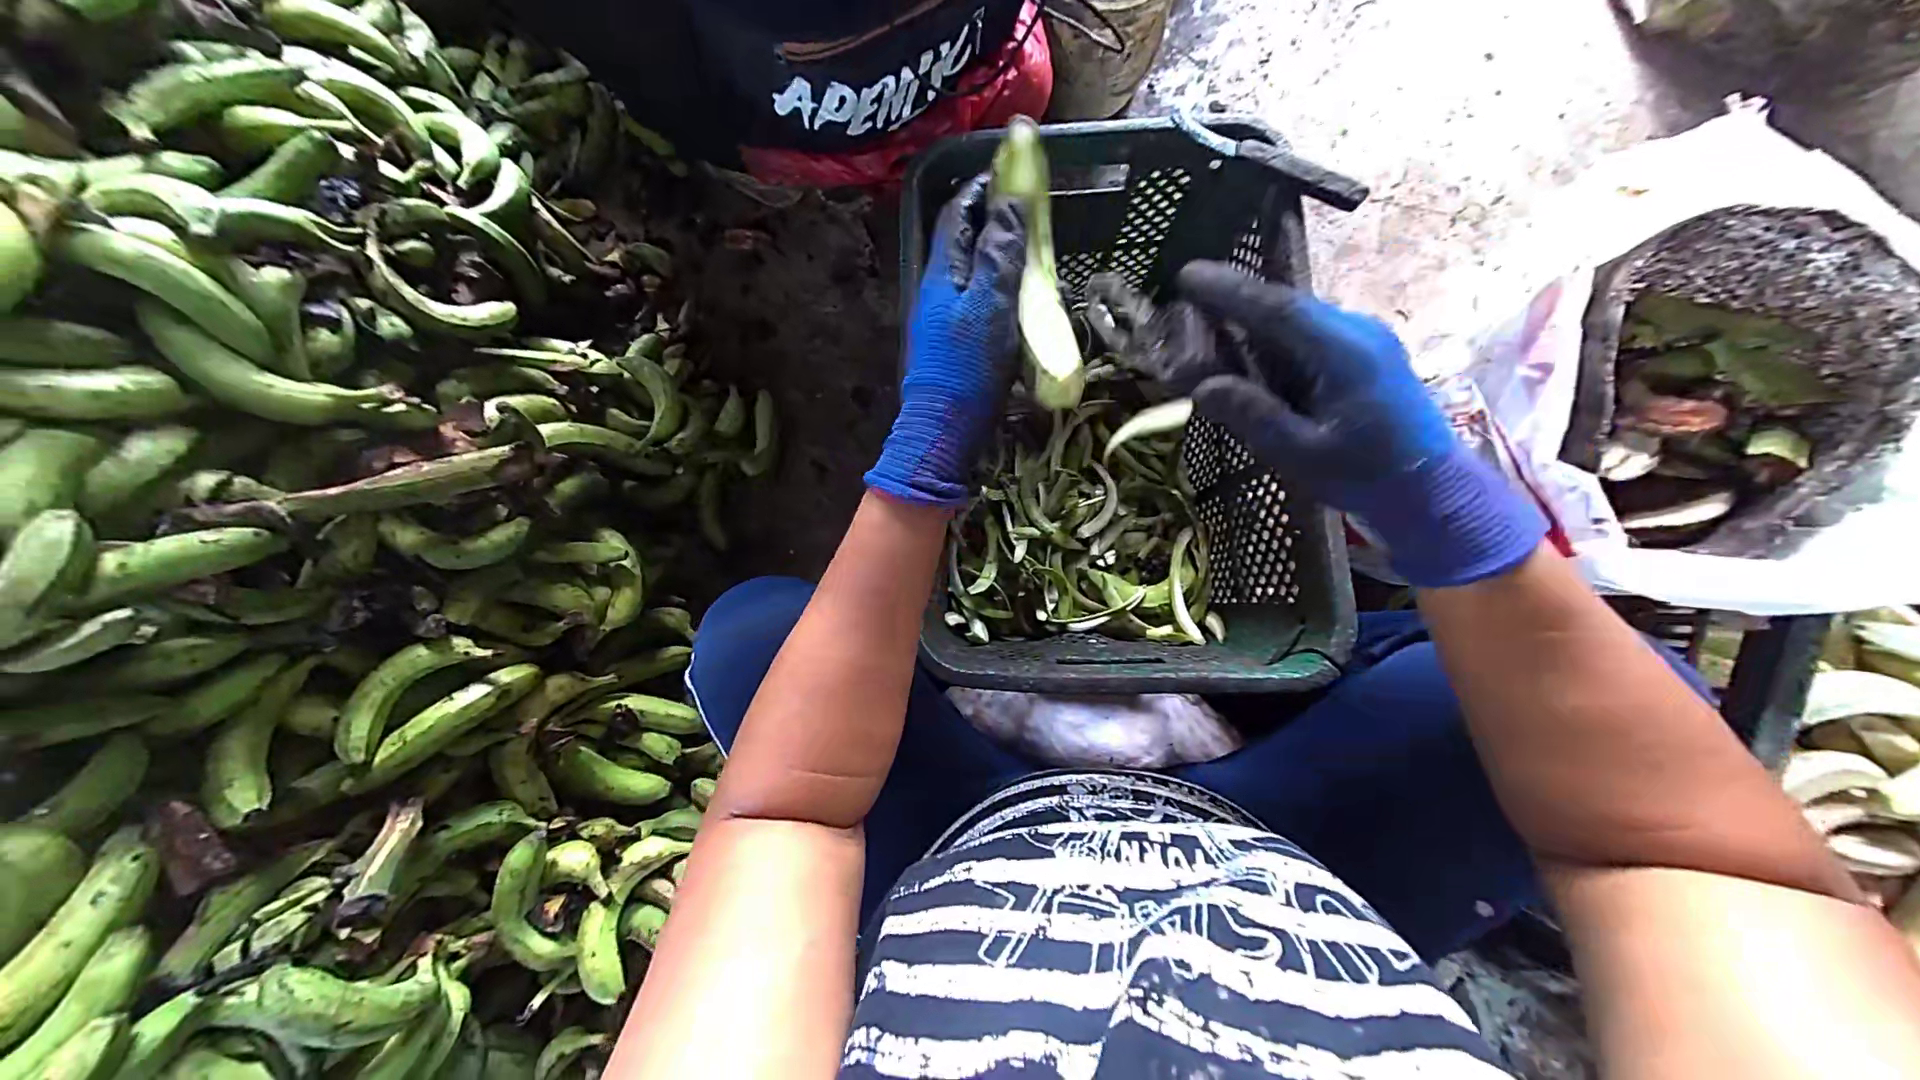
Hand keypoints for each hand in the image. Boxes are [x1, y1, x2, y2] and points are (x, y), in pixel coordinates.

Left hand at [864, 175, 1023, 507]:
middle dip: (992, 219)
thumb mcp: (989, 306)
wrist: (944, 429)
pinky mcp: (953, 341)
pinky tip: (1018, 296)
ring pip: (971, 270)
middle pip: (963, 240)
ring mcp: (943, 316)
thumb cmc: (968, 368)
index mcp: (942, 273)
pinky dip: (997, 287)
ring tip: (1030, 248)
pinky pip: (976, 299)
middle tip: (1029, 211)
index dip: (982, 188)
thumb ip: (999, 255)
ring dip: (997, 254)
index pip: (957, 214)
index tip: (1012, 172)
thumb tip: (1009, 201)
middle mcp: (937, 289)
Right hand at [1173, 261, 1544, 586]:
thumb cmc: (1366, 476)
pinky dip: (1272, 339)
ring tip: (1208, 326)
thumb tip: (1202, 388)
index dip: (1229, 290)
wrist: (1431, 490)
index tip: (1187, 274)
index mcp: (1344, 352)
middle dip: (1234, 301)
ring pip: (1296, 320)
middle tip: (1187, 298)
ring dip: (1252, 322)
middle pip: (1285, 307)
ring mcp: (1365, 340)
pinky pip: (1308, 335)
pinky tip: (1250, 354)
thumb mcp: (1301, 454)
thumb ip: (1254, 416)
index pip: (1277, 308)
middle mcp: (1357, 333)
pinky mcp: (1364, 355)